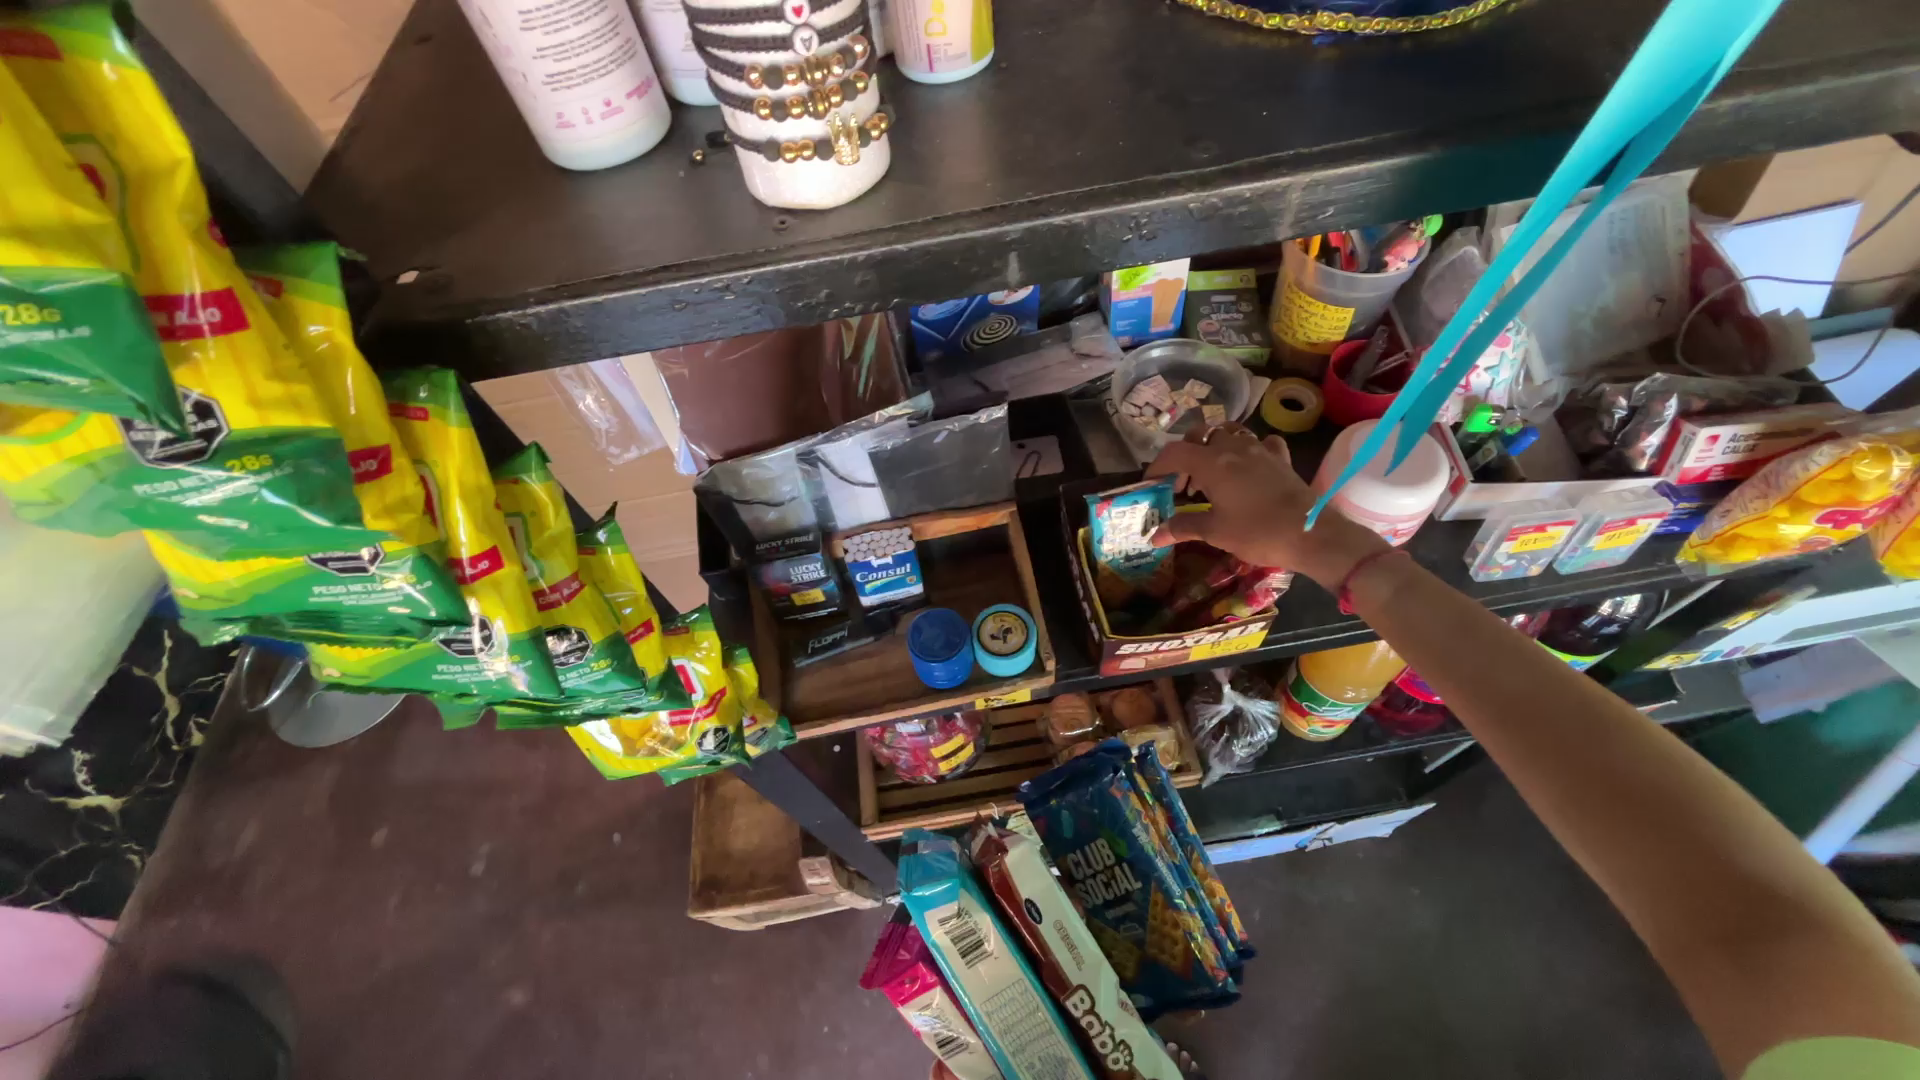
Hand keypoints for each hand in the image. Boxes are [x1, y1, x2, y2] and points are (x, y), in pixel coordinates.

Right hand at [1145, 422, 1388, 587]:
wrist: (1310, 533)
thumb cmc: (1257, 532)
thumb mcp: (1215, 532)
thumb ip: (1182, 528)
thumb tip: (1154, 536)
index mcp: (1212, 463)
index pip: (1175, 452)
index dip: (1158, 464)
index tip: (1153, 482)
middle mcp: (1234, 448)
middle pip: (1201, 435)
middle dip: (1186, 453)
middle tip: (1184, 481)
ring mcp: (1260, 450)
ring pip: (1230, 434)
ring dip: (1215, 448)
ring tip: (1212, 474)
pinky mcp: (1281, 458)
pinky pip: (1260, 443)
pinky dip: (1249, 450)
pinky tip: (1249, 466)